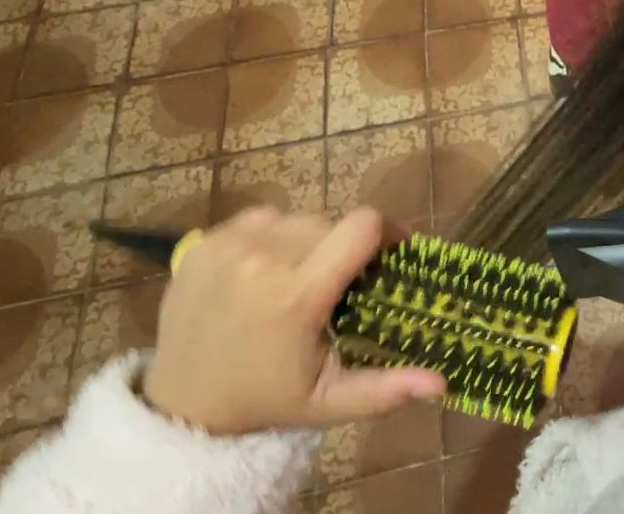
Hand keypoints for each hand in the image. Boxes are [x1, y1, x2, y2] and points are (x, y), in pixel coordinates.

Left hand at [141, 207, 445, 433]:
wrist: (182, 406)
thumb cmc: (266, 398)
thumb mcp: (329, 402)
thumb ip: (385, 389)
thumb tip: (442, 385)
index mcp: (297, 295)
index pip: (362, 226)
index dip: (388, 230)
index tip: (395, 251)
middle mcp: (263, 260)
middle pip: (333, 223)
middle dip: (345, 247)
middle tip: (342, 281)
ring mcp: (228, 247)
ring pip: (299, 218)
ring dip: (310, 240)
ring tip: (302, 275)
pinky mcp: (203, 243)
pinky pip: (262, 218)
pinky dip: (274, 235)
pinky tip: (267, 268)